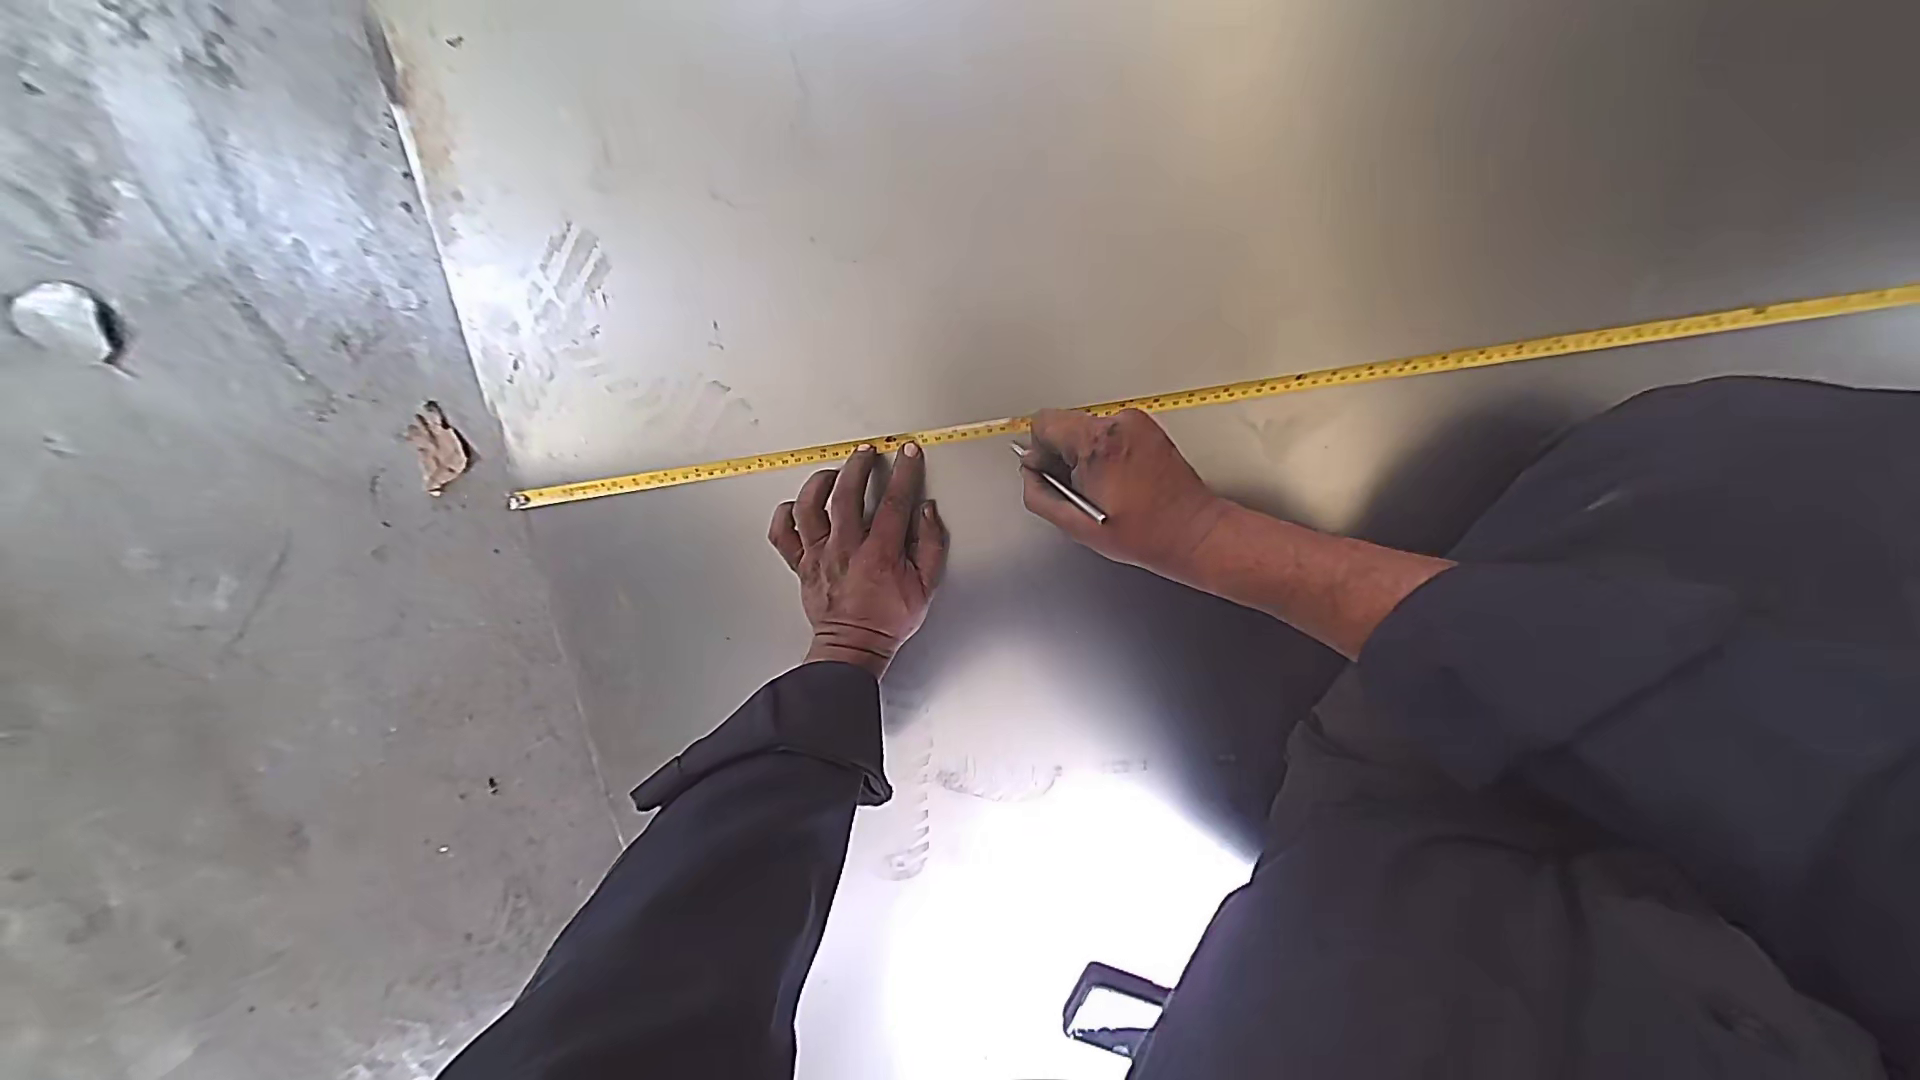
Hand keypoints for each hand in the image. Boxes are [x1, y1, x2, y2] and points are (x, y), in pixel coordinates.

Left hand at [769, 442, 948, 677]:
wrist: (854, 647)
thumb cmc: (887, 620)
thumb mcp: (925, 587)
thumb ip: (930, 546)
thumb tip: (927, 513)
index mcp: (879, 553)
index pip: (893, 501)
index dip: (903, 472)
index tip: (907, 453)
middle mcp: (846, 549)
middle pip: (847, 494)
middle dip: (858, 465)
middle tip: (866, 452)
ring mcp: (820, 556)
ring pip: (810, 507)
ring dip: (820, 483)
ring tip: (833, 473)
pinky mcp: (802, 565)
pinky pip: (783, 535)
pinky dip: (785, 515)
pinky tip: (795, 505)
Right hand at [1019, 408, 1228, 579]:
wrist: (1189, 531)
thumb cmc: (1144, 532)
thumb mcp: (1074, 524)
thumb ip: (1039, 493)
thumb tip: (1030, 473)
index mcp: (1097, 443)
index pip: (1043, 423)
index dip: (1039, 451)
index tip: (1049, 472)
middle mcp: (1118, 424)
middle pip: (1064, 423)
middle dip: (1062, 454)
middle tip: (1079, 487)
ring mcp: (1136, 422)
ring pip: (1086, 428)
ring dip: (1084, 453)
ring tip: (1104, 487)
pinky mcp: (1147, 427)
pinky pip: (1109, 432)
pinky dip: (1105, 452)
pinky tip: (1118, 480)